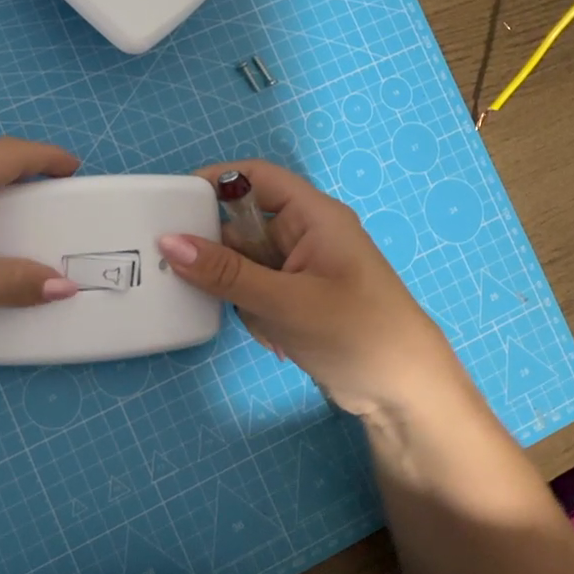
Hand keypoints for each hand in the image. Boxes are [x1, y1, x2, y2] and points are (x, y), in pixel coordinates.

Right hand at [156, 160, 469, 417]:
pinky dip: (251, 311)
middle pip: (241, 225)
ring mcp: (299, 269)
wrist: (405, 396)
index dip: (214, 181)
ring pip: (241, 263)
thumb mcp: (284, 302)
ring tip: (260, 319)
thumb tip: (168, 242)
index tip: (171, 204)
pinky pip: (251, 290)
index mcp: (314, 217)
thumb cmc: (358, 335)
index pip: (255, 178)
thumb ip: (224, 272)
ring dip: (238, 292)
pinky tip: (273, 335)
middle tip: (197, 278)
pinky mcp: (294, 298)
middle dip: (221, 255)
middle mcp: (304, 235)